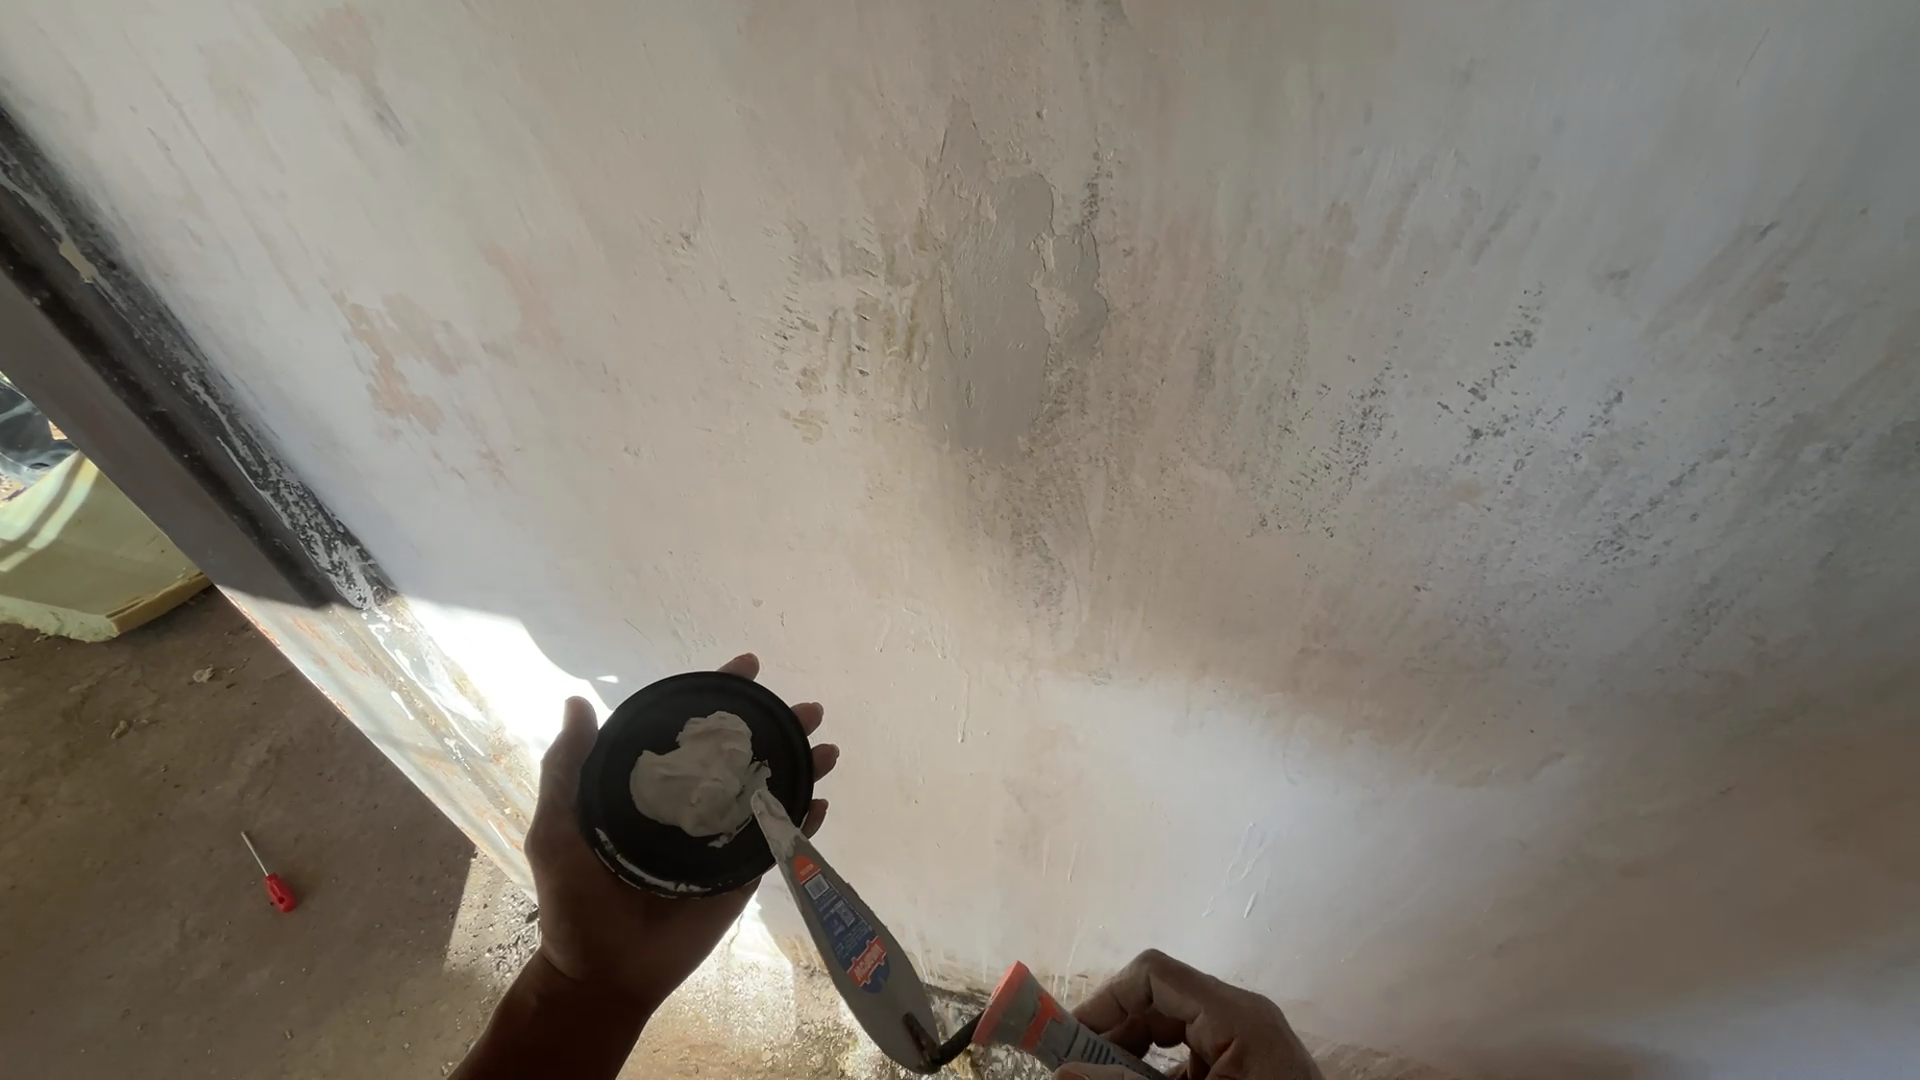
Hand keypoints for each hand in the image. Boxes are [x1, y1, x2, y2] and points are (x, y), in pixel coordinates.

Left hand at [525, 652, 837, 1013]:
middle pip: (746, 753)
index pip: (696, 729)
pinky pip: (779, 841)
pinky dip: (803, 823)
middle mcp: (698, 801)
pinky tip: (819, 803)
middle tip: (808, 710)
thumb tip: (577, 701)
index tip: (750, 666)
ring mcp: (724, 837)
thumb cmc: (575, 902)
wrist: (600, 974)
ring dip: (803, 767)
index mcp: (659, 785)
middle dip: (781, 726)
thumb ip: (567, 770)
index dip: (723, 694)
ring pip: (771, 791)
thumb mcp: (558, 830)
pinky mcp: (742, 873)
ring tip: (827, 750)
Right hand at [1058, 950, 1322, 1079]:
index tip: (1069, 1036)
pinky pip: (1193, 1059)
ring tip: (1101, 1076)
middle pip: (1160, 1002)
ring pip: (1174, 1032)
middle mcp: (1244, 1019)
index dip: (1107, 998)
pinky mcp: (1248, 1071)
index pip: (1154, 974)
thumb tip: (1061, 1074)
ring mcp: (1249, 1047)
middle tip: (1075, 1064)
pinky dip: (1161, 1075)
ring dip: (1134, 1056)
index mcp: (1237, 1017)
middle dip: (1115, 1033)